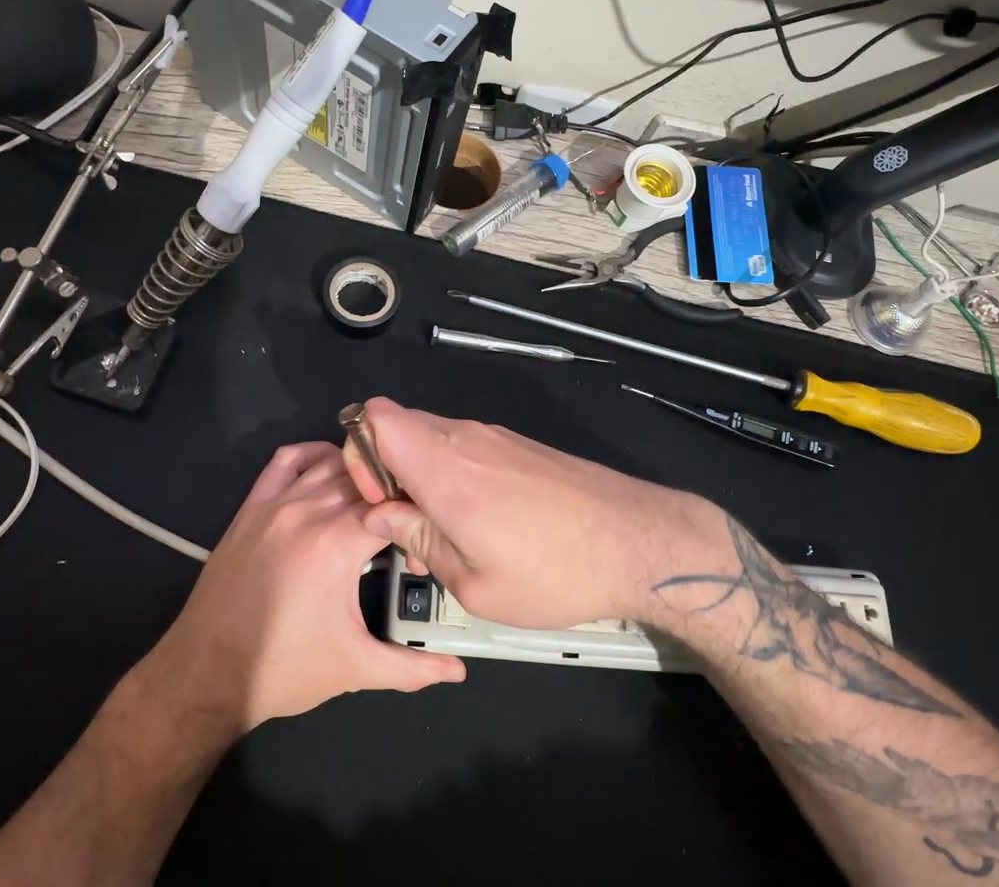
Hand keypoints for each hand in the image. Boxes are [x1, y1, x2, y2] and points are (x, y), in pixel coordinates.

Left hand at [141, 442, 465, 732]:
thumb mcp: (356, 669)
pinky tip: (331, 472)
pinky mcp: (250, 508)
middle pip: (365, 478)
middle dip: (394, 492)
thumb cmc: (284, 669)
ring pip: (330, 464)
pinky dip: (313, 456)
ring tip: (379, 494)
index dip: (419, 515)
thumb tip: (459, 672)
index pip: (395, 504)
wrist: (207, 673)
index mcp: (336, 545)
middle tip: (413, 514)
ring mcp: (275, 506)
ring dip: (359, 473)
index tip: (431, 533)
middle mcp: (306, 513)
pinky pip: (285, 461)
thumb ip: (413, 667)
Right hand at [342, 398, 726, 629]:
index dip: (358, 454)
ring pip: (432, 440)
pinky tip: (479, 526)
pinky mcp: (520, 446)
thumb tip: (378, 517)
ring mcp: (496, 438)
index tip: (378, 505)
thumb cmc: (553, 573)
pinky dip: (453, 478)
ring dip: (421, 480)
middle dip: (386, 473)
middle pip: (398, 427)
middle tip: (407, 530)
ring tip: (445, 539)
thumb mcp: (473, 583)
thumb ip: (418, 541)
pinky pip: (465, 449)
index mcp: (443, 467)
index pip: (373, 416)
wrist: (640, 542)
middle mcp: (465, 439)